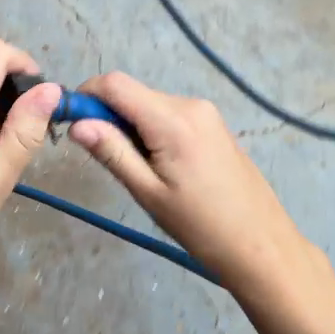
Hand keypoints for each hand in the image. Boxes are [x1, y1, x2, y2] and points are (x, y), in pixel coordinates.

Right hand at [69, 72, 313, 290]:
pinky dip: (151, 130)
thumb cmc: (202, 227)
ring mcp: (206, 113)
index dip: (86, 95)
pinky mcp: (213, 125)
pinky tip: (159, 167)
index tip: (70, 124)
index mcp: (172, 119)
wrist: (264, 249)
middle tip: (102, 158)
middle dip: (107, 115)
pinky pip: (168, 115)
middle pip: (131, 93)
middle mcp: (190, 104)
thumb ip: (112, 152)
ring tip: (135, 170)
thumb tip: (76, 124)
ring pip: (149, 104)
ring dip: (129, 125)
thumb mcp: (148, 193)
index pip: (115, 83)